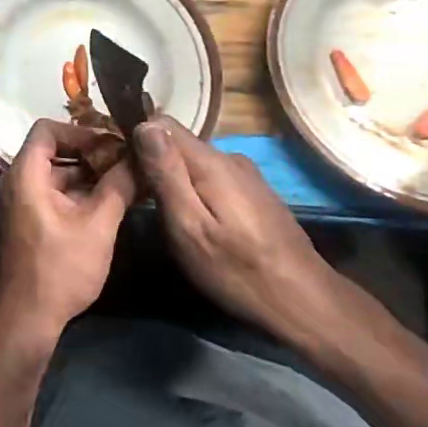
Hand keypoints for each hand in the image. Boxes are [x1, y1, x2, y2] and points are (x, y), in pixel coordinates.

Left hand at [0, 120, 137, 342]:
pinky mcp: (26, 220)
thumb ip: (118, 187)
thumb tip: (140, 157)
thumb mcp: (97, 225)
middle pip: (53, 152)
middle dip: (91, 155)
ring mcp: (19, 202)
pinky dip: (78, 194)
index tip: (114, 145)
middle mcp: (16, 182)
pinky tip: (110, 205)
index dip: (81, 132)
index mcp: (24, 175)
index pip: (47, 130)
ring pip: (55, 175)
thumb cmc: (60, 269)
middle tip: (128, 164)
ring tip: (128, 184)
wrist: (26, 317)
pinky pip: (51, 194)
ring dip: (88, 177)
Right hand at [129, 116, 345, 341]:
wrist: (305, 303)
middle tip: (137, 200)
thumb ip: (166, 174)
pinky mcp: (253, 194)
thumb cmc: (238, 269)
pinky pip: (211, 177)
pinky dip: (193, 190)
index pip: (161, 123)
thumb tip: (144, 124)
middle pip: (177, 143)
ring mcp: (245, 175)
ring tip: (161, 214)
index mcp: (211, 161)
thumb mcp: (189, 226)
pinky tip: (193, 221)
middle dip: (153, 163)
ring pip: (193, 162)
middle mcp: (229, 158)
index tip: (121, 168)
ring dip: (173, 179)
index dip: (136, 139)